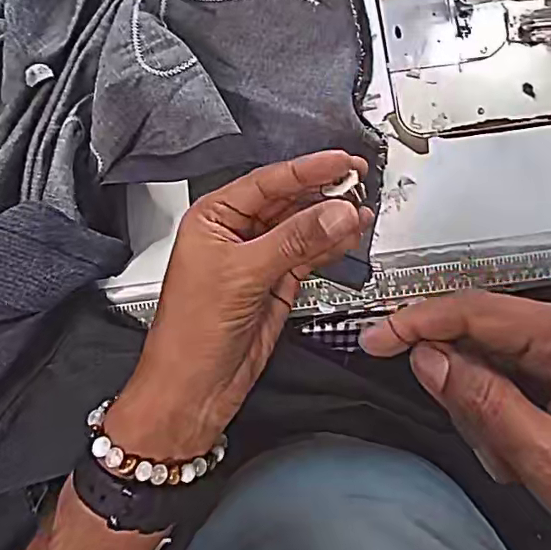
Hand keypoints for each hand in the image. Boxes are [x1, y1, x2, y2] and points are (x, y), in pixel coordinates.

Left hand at [104, 151, 374, 459]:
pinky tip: (349, 233)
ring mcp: (259, 258)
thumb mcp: (243, 274)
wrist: (194, 388)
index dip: (306, 170)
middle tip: (356, 181)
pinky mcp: (276, 283)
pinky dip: (331, 245)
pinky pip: (310, 255)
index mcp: (214, 218)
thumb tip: (334, 212)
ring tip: (360, 206)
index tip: (339, 161)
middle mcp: (236, 234)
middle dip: (323, 192)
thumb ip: (294, 240)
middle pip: (287, 201)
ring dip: (332, 218)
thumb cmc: (190, 332)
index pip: (266, 182)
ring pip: (302, 228)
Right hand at [361, 292, 550, 549]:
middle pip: (479, 333)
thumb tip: (426, 357)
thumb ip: (489, 406)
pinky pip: (517, 377)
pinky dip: (507, 415)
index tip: (368, 342)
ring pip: (492, 359)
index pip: (472, 310)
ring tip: (522, 466)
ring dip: (487, 410)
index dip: (414, 323)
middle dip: (463, 388)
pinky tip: (532, 456)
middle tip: (493, 454)